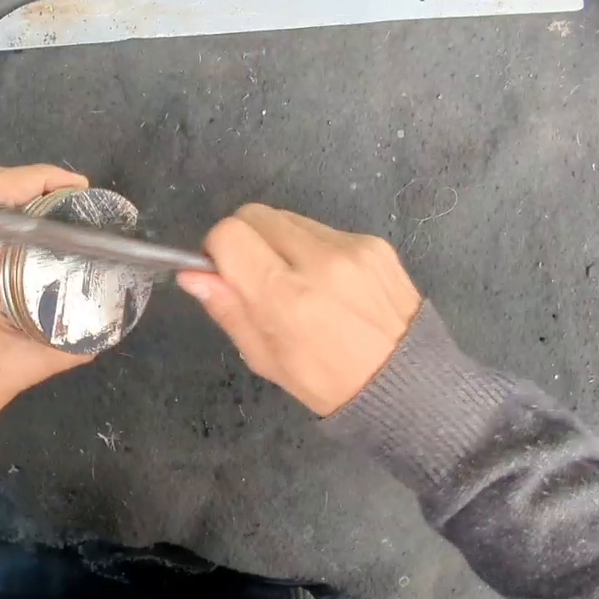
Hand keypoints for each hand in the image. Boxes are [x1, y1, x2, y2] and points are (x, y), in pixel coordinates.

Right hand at [177, 204, 420, 415]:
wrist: (407, 383)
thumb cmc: (326, 382)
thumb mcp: (265, 358)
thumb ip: (228, 309)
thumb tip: (192, 274)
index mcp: (285, 298)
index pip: (229, 234)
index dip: (217, 249)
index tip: (223, 272)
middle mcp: (318, 262)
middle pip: (254, 214)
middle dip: (243, 239)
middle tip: (255, 276)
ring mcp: (350, 247)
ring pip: (286, 218)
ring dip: (277, 241)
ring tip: (296, 282)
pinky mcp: (373, 242)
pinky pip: (321, 228)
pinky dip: (311, 248)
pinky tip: (327, 282)